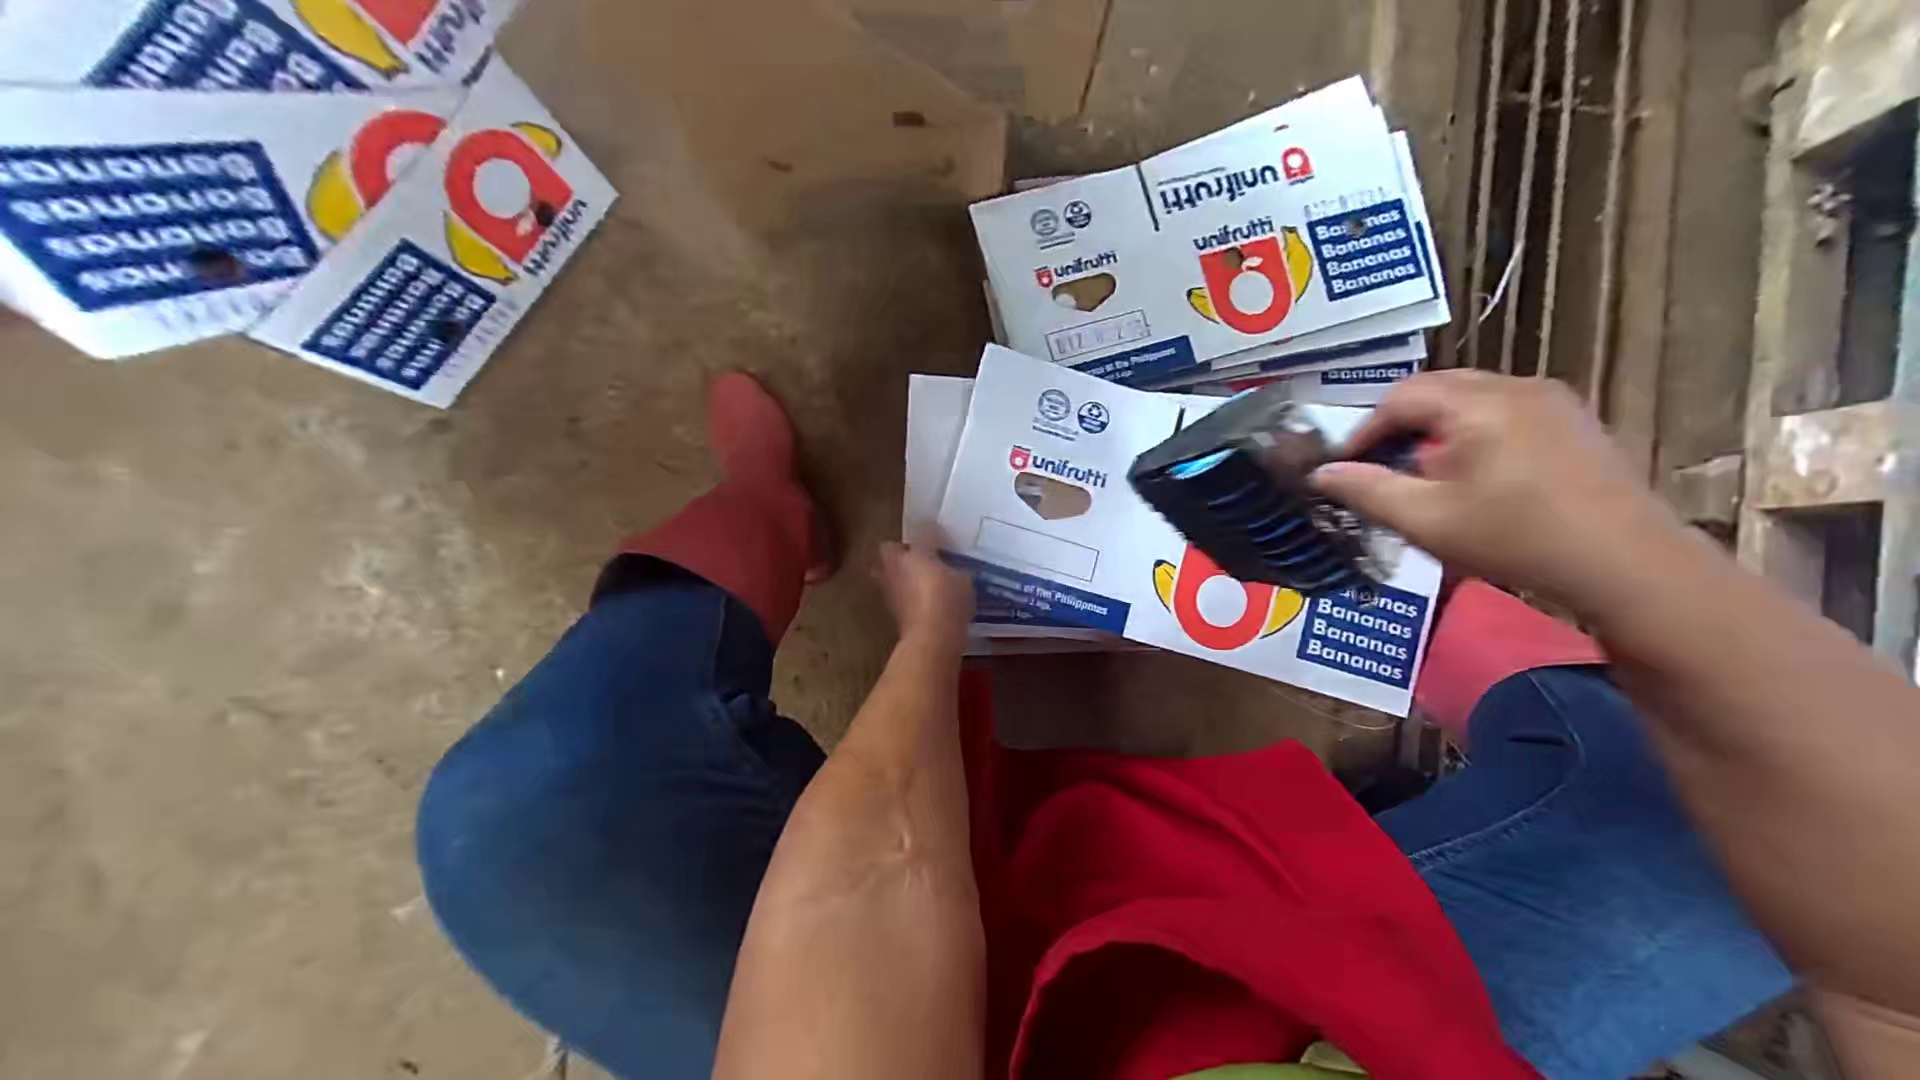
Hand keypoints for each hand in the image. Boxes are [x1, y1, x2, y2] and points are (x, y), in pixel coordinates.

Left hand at [876, 533, 973, 650]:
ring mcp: (889, 588)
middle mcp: (897, 565)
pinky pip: (892, 593)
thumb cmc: (949, 600)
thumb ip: (954, 572)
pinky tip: (917, 601)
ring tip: (913, 581)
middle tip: (917, 559)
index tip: (937, 537)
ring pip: (883, 571)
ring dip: (895, 573)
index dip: (930, 533)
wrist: (931, 635)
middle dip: (898, 551)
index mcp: (917, 552)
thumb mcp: (963, 581)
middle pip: (888, 549)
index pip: (922, 532)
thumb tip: (952, 574)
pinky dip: (901, 594)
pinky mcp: (889, 609)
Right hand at [1310, 371, 1690, 616]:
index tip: (1347, 466)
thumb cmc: (1514, 538)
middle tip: (1379, 465)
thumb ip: (1366, 490)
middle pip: (1435, 388)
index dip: (1364, 429)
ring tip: (1421, 470)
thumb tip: (1321, 473)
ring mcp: (1551, 399)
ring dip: (1434, 425)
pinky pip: (1502, 407)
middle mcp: (1515, 387)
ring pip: (1469, 396)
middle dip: (1398, 423)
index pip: (1399, 396)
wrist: (1626, 564)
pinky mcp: (1572, 419)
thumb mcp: (1425, 520)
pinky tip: (1471, 470)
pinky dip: (1470, 428)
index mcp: (1477, 405)